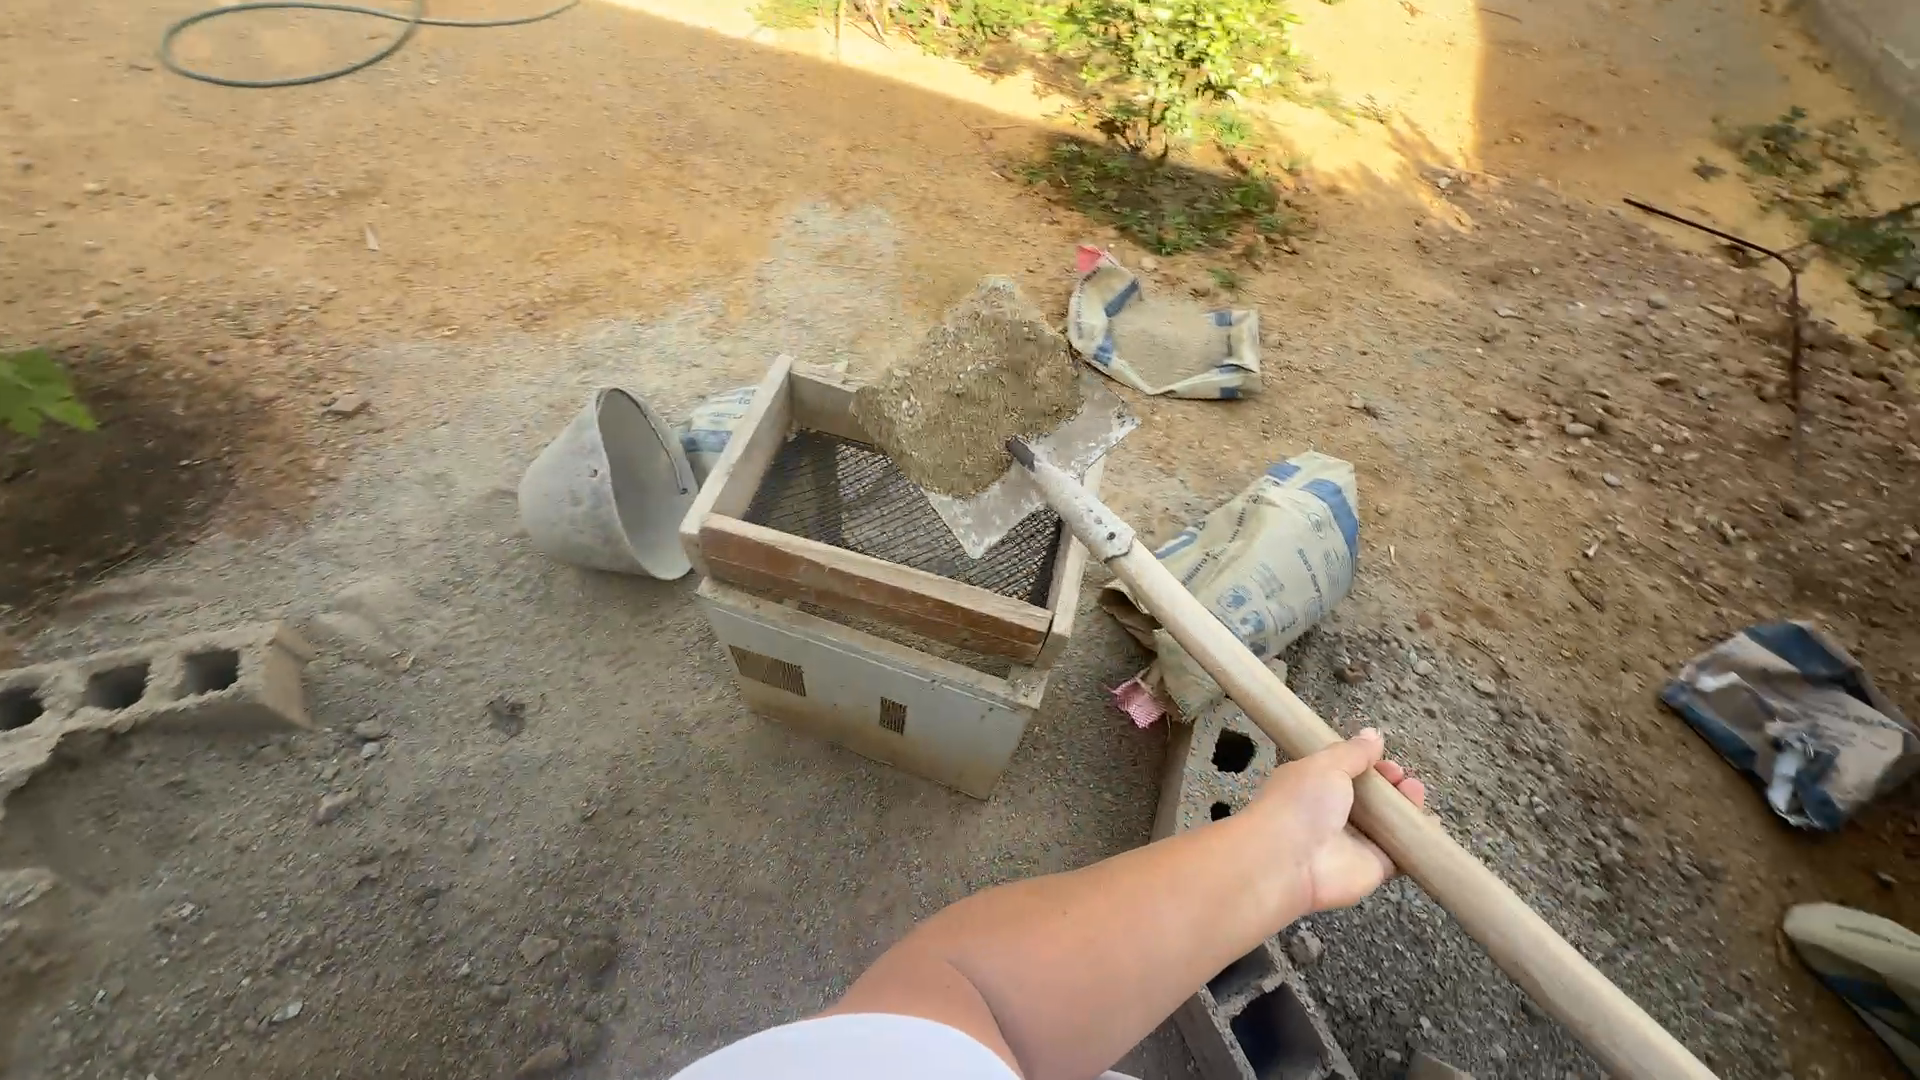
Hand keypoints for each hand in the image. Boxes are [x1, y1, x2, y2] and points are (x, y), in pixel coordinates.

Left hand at [1249, 728, 1426, 915]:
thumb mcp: (1325, 765)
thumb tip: (1373, 734)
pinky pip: (1400, 853)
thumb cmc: (1301, 803)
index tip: (1384, 759)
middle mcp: (1330, 811)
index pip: (1343, 770)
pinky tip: (1430, 825)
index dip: (1365, 763)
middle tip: (1403, 778)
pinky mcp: (1373, 866)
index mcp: (1311, 783)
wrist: (1289, 860)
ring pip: (1386, 822)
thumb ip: (1352, 752)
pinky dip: (1416, 840)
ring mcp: (1352, 840)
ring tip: (1416, 792)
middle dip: (1388, 784)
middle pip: (1367, 796)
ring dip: (1404, 807)